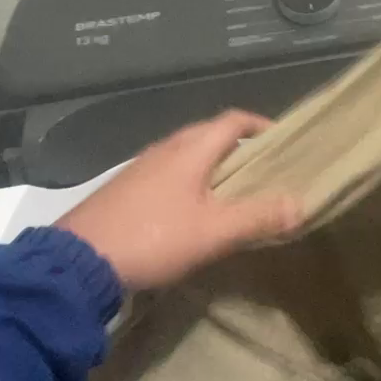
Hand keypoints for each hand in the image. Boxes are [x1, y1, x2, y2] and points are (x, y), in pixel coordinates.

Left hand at [55, 110, 302, 289]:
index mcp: (191, 148)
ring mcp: (142, 166)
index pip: (233, 120)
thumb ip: (258, 217)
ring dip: (214, 164)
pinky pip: (170, 171)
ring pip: (188, 154)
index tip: (282, 142)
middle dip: (240, 146)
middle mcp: (166, 147)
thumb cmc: (153, 237)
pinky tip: (193, 208)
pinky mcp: (127, 188)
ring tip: (234, 190)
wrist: (79, 261)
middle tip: (264, 169)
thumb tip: (301, 204)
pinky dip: (191, 179)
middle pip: (210, 134)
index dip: (260, 125)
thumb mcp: (213, 232)